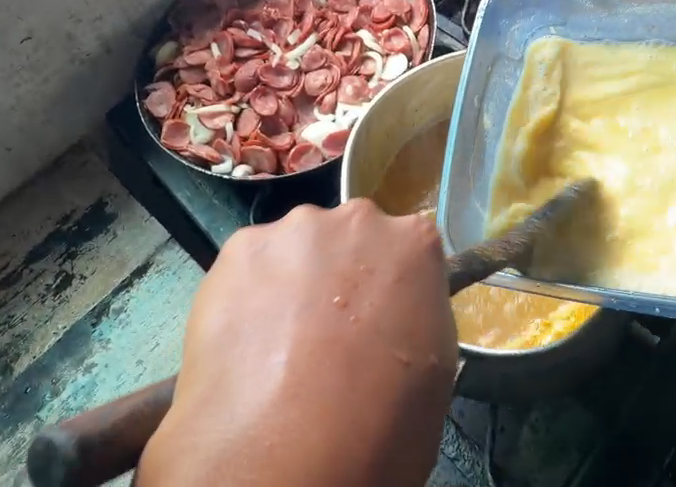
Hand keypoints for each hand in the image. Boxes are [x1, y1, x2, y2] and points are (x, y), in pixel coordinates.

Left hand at [138, 199, 456, 486]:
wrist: (283, 455)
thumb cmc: (379, 428)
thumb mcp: (435, 373)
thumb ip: (417, 318)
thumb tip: (395, 320)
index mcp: (416, 244)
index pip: (410, 250)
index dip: (391, 290)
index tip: (377, 322)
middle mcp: (359, 220)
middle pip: (351, 239)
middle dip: (341, 276)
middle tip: (328, 338)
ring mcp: (296, 231)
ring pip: (297, 250)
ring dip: (292, 284)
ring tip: (278, 349)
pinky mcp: (241, 249)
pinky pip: (250, 269)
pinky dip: (246, 298)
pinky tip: (245, 348)